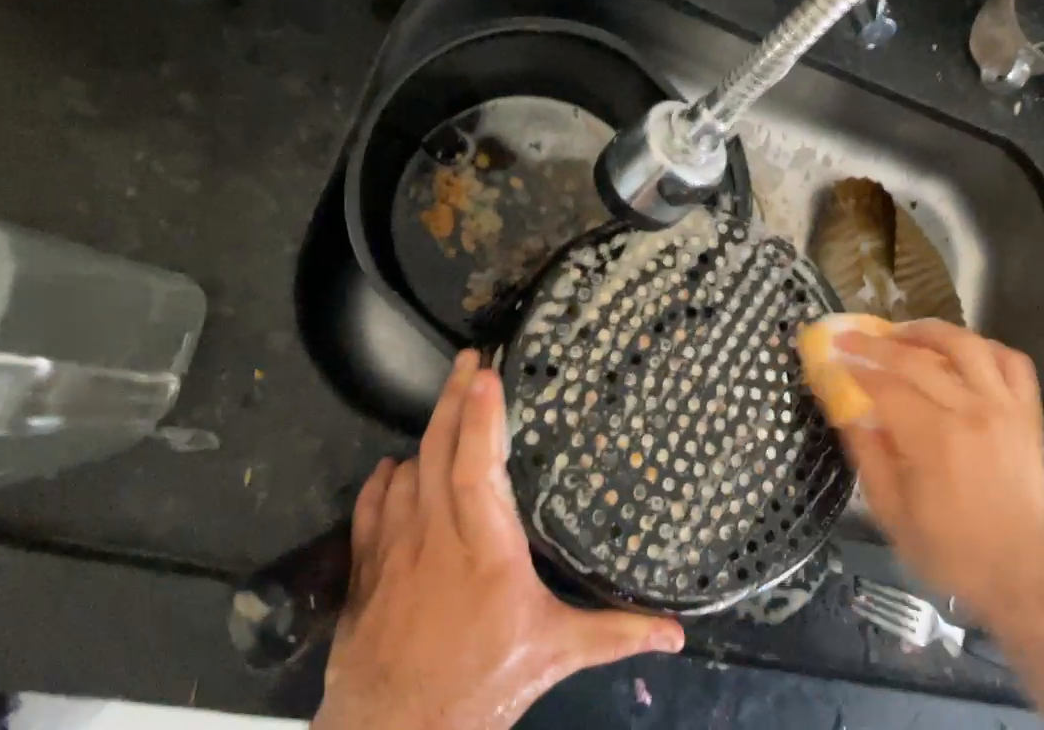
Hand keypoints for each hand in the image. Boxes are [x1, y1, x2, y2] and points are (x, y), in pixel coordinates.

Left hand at [314, 351, 684, 729]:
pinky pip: (371, 507)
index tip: (485, 374)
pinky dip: (385, 479)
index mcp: (486, 549)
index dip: (480, 418)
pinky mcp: (366, 570)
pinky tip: (398, 464)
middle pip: (437, 452)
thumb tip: (677, 632)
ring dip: (426, 436)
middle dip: (451, 399)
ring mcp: (394, 551)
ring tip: (446, 405)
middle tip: (466, 358)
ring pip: (405, 473)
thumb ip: (617, 634)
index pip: (477, 468)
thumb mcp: (556, 655)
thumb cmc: (480, 685)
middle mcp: (436, 538)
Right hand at [835, 320, 1043, 616]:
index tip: (832, 358)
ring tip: (903, 332)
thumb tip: (845, 410)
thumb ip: (867, 453)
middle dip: (877, 344)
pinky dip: (986, 347)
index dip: (854, 369)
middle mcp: (969, 411)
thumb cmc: (948, 549)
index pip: (884, 386)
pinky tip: (963, 351)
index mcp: (932, 438)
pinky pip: (1012, 363)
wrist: (1017, 572)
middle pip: (917, 359)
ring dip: (929, 331)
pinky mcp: (1029, 414)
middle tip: (851, 338)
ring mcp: (1004, 408)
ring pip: (966, 346)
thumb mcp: (891, 510)